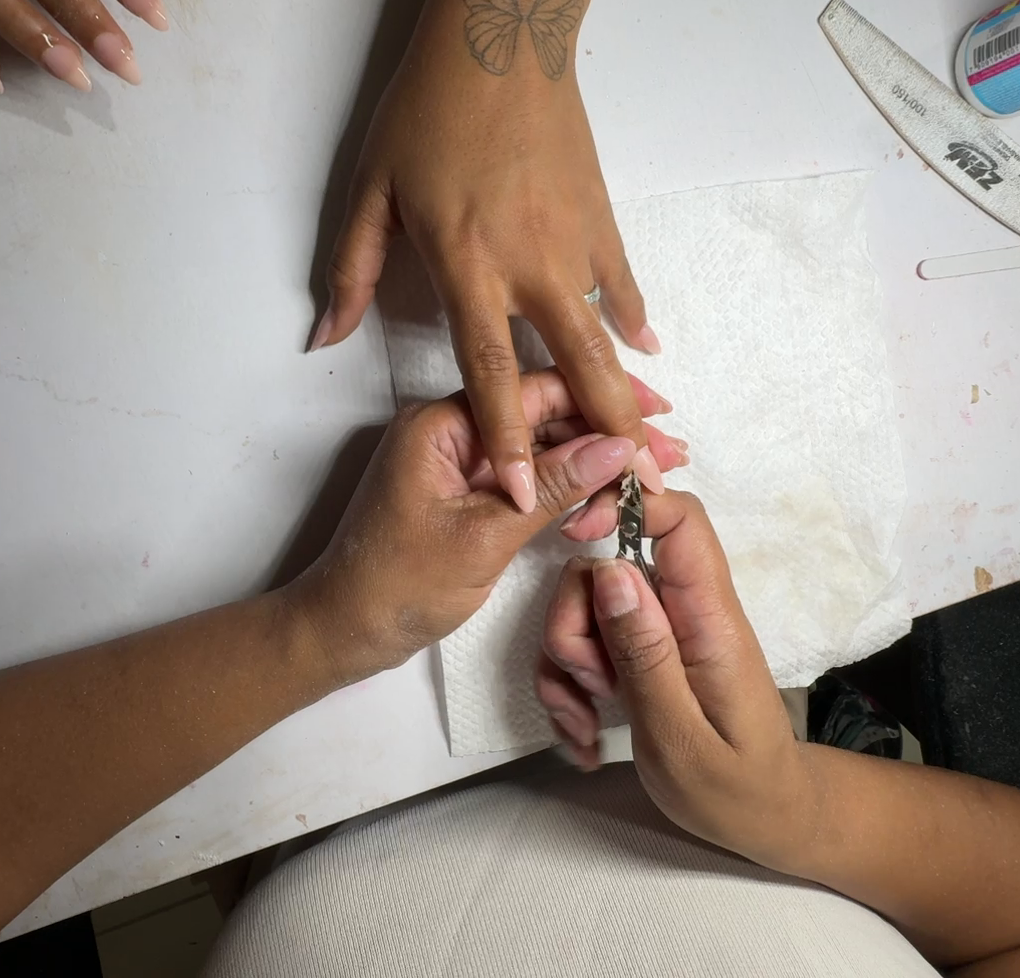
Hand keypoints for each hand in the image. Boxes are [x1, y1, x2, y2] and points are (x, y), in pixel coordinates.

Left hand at [289, 370, 687, 682]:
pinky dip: (561, 484)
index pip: (533, 392)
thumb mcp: (484, 535)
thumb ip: (552, 486)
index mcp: (441, 423)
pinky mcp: (462, 488)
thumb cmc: (402, 585)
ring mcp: (456, 459)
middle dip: (604, 434)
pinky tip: (605, 491)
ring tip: (654, 472)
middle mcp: (449, 428)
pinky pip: (520, 474)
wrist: (347, 628)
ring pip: (535, 446)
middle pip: (539, 416)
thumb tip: (619, 447)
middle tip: (672, 452)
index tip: (658, 419)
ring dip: (590, 460)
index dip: (600, 405)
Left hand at [313, 0, 659, 515]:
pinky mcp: (601, 217)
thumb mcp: (370, 192)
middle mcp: (527, 267)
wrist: (501, 36)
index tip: (524, 493)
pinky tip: (646, 345)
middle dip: (602, 428)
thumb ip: (349, 274)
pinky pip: (620, 281)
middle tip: (627, 479)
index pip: (488, 373)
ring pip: (605, 332)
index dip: (507, 439)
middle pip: (571, 364)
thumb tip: (323, 338)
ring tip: (650, 431)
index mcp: (466, 268)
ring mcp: (573, 243)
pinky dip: (633, 315)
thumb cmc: (428, 113)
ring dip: (628, 385)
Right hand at [535, 492, 821, 870]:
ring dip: (567, 667)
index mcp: (708, 617)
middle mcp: (677, 610)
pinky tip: (585, 735)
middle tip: (595, 687)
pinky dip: (567, 690)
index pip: (679, 520)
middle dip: (572, 625)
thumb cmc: (737, 789)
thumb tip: (610, 571)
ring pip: (578, 610)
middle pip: (600, 570)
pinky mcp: (629, 654)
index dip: (624, 504)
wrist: (764, 823)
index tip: (576, 531)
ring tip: (592, 722)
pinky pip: (576, 649)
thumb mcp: (683, 737)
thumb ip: (646, 653)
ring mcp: (650, 631)